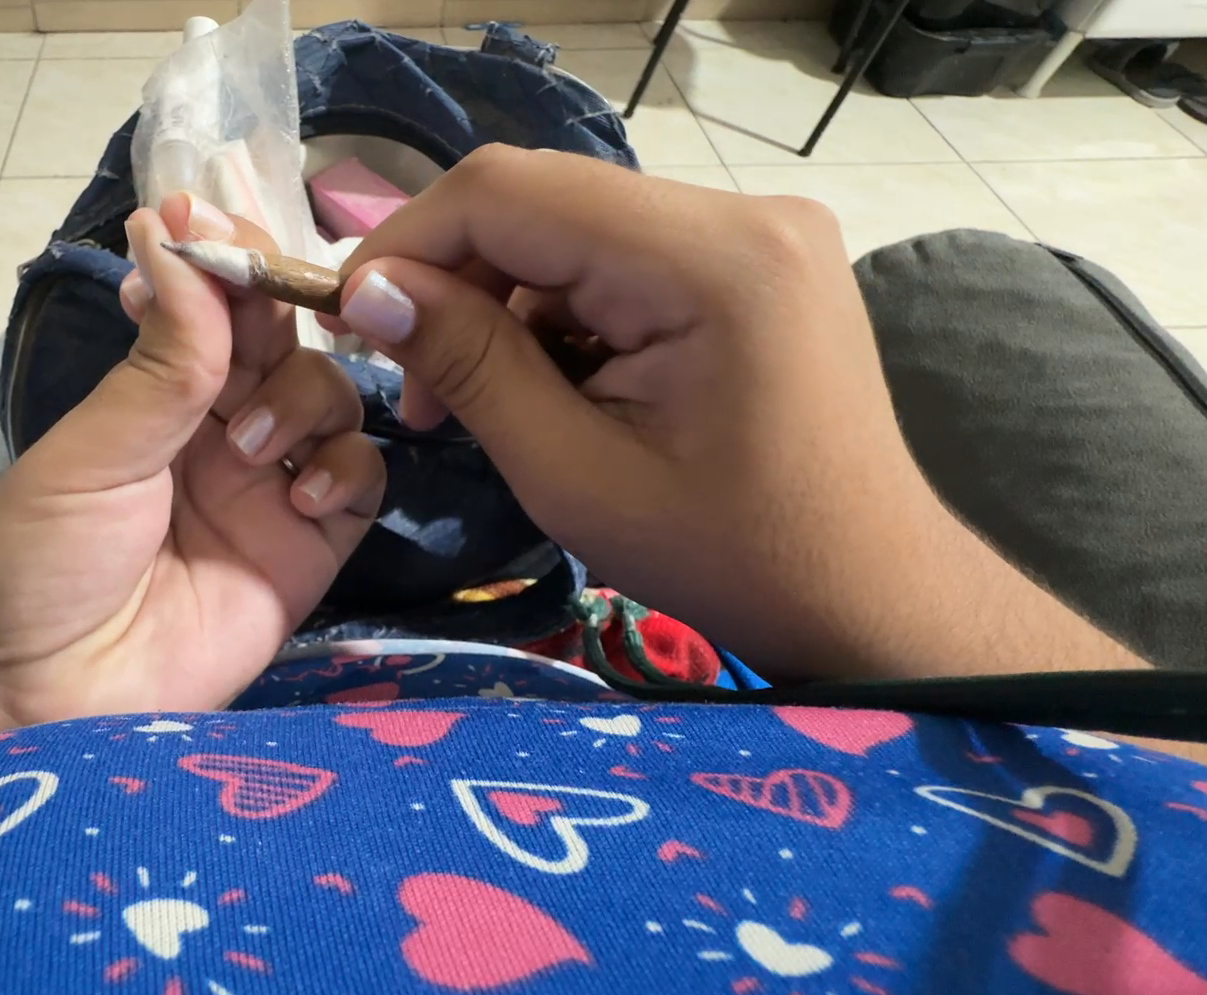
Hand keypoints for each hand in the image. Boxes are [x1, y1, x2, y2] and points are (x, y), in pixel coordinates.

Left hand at [0, 193, 383, 750]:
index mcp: (153, 400)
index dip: (221, 261)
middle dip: (275, 322)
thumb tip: (171, 233)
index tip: (207, 222)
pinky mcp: (307, 550)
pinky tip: (297, 498)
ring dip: (307, 402)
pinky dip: (343, 470)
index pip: (211, 309)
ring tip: (251, 450)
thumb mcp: (91, 456)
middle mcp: (218, 435)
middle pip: (282, 342)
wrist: (48, 706)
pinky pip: (356, 480)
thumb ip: (161, 363)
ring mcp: (267, 490)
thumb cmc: (39, 569)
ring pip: (332, 400)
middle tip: (247, 343)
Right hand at [329, 145, 1140, 679]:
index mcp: (705, 258)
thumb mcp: (569, 471)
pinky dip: (546, 323)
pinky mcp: (739, 267)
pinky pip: (605, 268)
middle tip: (416, 387)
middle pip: (536, 207)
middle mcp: (735, 213)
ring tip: (471, 403)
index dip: (407, 243)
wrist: (856, 589)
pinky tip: (538, 389)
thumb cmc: (718, 552)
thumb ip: (469, 365)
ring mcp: (744, 235)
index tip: (350, 319)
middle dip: (450, 286)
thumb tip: (369, 295)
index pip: (509, 193)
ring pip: (563, 238)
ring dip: (494, 312)